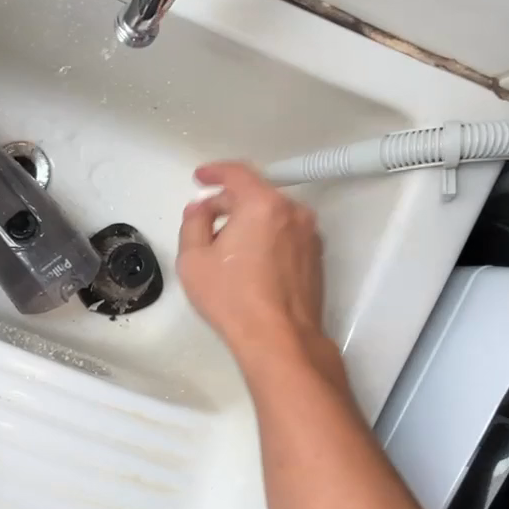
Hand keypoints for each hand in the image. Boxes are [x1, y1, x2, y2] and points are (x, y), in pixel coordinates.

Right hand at [177, 162, 336, 378]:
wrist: (278, 337)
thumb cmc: (232, 298)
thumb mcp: (193, 260)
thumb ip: (193, 224)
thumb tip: (200, 210)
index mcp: (262, 205)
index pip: (237, 173)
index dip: (215, 172)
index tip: (200, 177)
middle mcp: (293, 212)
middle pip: (256, 194)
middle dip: (228, 203)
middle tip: (204, 220)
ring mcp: (309, 235)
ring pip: (272, 215)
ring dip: (247, 222)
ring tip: (224, 247)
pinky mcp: (315, 257)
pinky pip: (284, 234)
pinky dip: (264, 238)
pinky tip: (247, 262)